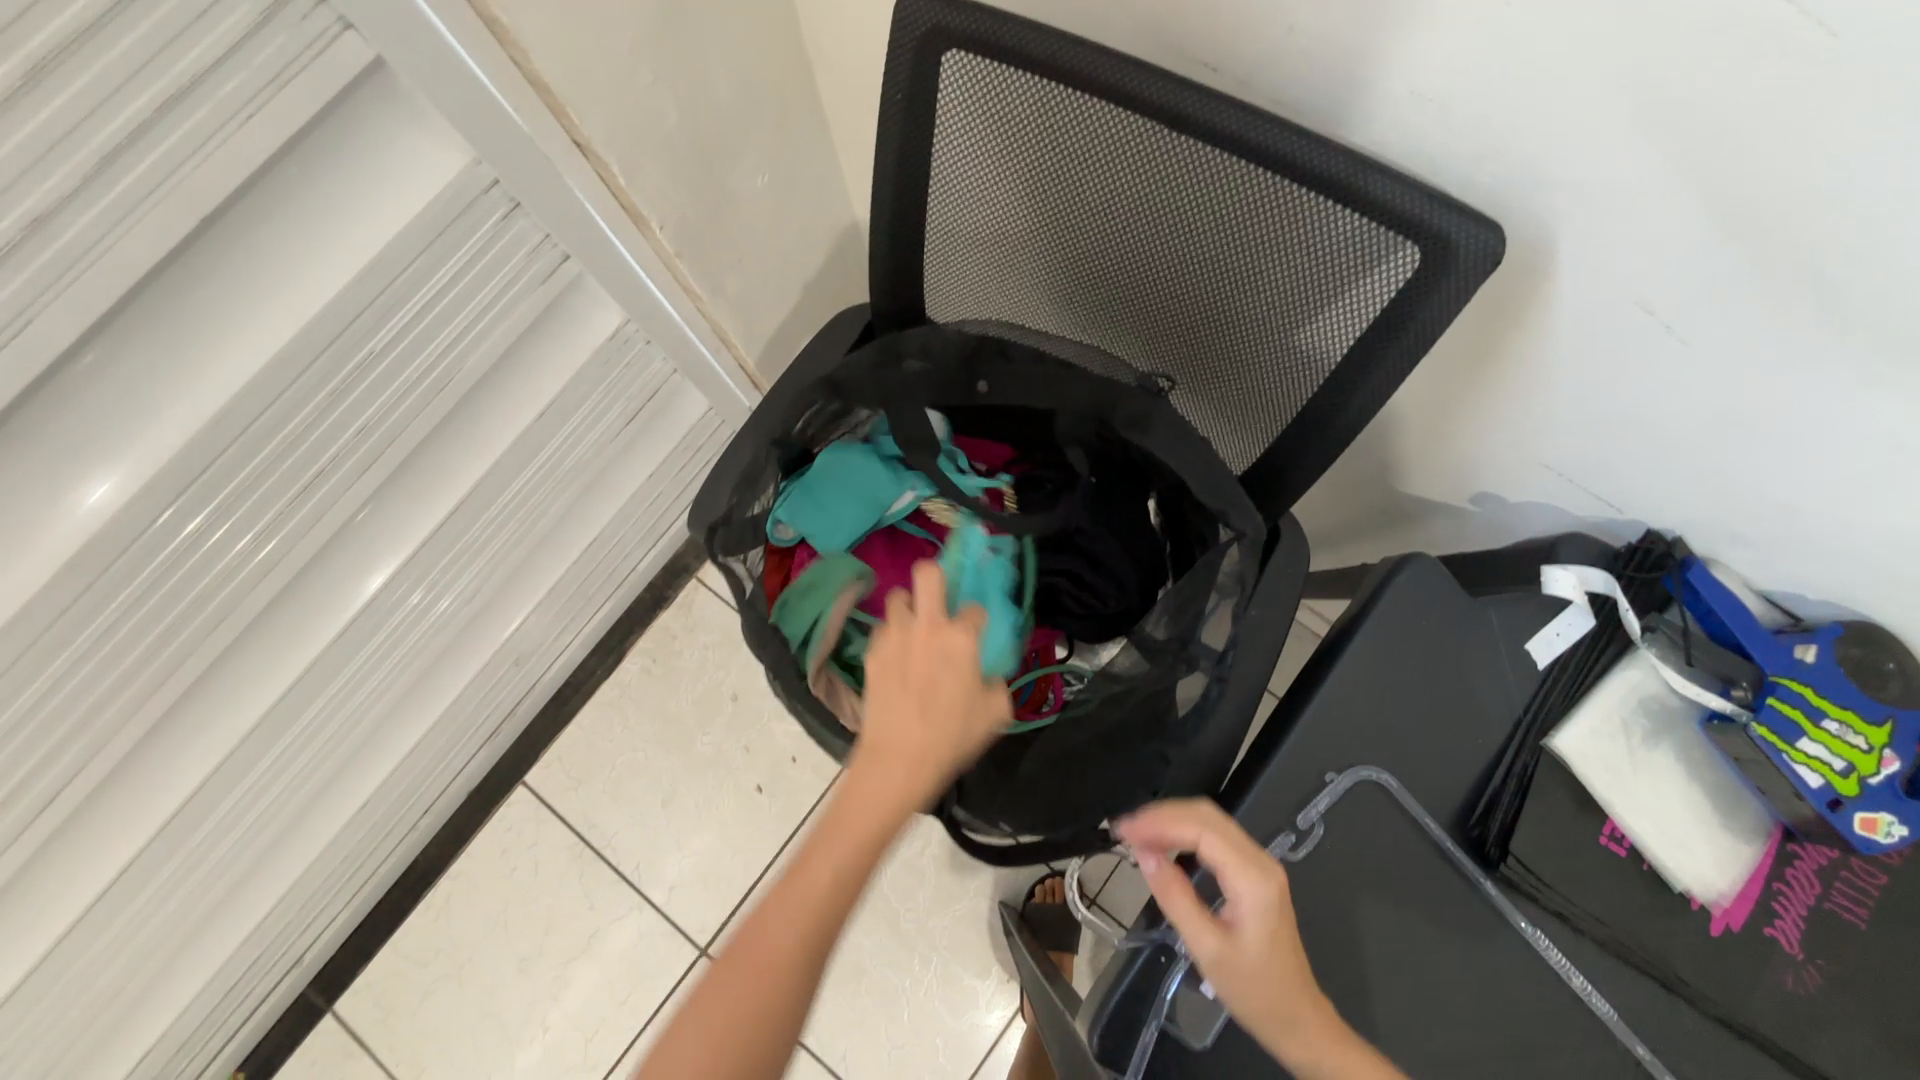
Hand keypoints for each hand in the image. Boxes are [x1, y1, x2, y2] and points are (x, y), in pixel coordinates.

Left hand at [848, 561, 1012, 816]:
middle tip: (938, 597)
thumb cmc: (953, 736)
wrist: (899, 758)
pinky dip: (891, 636)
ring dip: (908, 607)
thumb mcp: (995, 712)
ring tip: (913, 629)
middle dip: (935, 575)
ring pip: (897, 597)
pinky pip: (882, 629)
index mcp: (961, 637)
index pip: (975, 608)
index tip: (976, 632)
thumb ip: (997, 682)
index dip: (977, 618)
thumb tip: (987, 674)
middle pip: (927, 572)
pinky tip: (895, 658)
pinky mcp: (871, 651)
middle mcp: (927, 625)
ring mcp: (894, 635)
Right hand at [1115, 800, 1357, 1072]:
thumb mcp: (1206, 949)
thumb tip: (1144, 855)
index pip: (1201, 829)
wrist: (1297, 1018)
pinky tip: (1163, 845)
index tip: (1123, 831)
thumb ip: (1175, 897)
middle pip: (1207, 816)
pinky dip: (1185, 833)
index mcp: (1252, 878)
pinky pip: (1217, 838)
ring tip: (1136, 834)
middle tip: (1125, 830)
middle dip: (1162, 816)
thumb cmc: (1253, 990)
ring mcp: (1260, 865)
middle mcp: (1261, 861)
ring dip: (1172, 822)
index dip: (1159, 823)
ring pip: (1211, 822)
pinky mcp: (1255, 873)